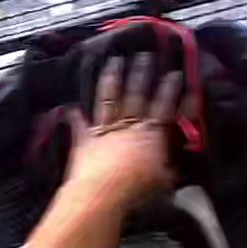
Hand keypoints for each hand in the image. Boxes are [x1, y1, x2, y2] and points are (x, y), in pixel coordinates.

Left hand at [63, 52, 181, 210]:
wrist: (102, 195)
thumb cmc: (138, 190)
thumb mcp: (165, 182)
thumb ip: (170, 169)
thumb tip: (177, 166)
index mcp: (151, 133)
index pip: (164, 105)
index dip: (170, 89)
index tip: (174, 71)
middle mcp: (128, 126)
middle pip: (136, 94)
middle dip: (141, 72)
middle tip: (143, 53)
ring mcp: (105, 131)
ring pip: (110, 99)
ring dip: (111, 79)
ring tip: (113, 60)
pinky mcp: (85, 141)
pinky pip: (80, 125)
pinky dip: (75, 115)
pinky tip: (69, 105)